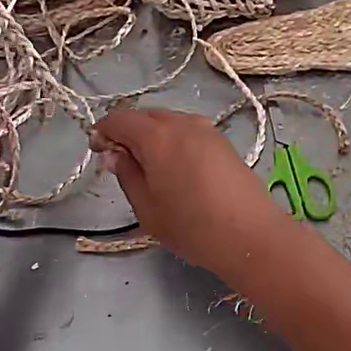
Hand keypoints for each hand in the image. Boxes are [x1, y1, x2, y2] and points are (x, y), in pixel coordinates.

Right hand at [90, 108, 293, 275]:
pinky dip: (174, 141)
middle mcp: (183, 123)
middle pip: (145, 116)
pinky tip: (178, 169)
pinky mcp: (223, 142)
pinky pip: (188, 131)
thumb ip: (127, 174)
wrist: (251, 234)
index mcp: (157, 136)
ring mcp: (207, 130)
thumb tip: (114, 154)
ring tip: (152, 169)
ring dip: (153, 137)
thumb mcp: (147, 208)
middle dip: (129, 133)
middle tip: (124, 164)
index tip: (99, 152)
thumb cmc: (192, 226)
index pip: (120, 119)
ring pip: (169, 122)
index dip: (104, 132)